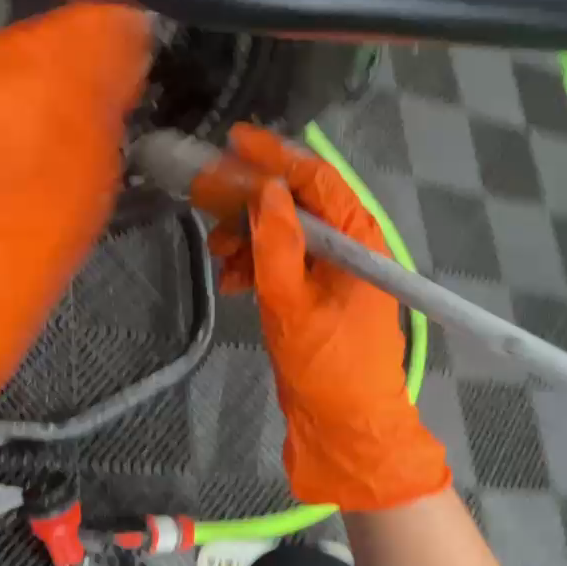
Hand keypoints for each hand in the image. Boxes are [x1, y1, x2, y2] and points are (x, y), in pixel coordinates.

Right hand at [212, 124, 450, 511]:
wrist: (347, 426)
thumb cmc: (327, 363)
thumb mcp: (292, 302)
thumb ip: (277, 243)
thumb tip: (264, 189)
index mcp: (359, 241)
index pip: (317, 180)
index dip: (276, 155)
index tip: (235, 139)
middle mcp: (350, 246)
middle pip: (297, 202)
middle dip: (250, 200)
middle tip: (207, 198)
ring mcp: (333, 270)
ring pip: (282, 231)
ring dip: (245, 235)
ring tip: (218, 252)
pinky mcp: (315, 292)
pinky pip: (280, 261)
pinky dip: (252, 264)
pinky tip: (231, 279)